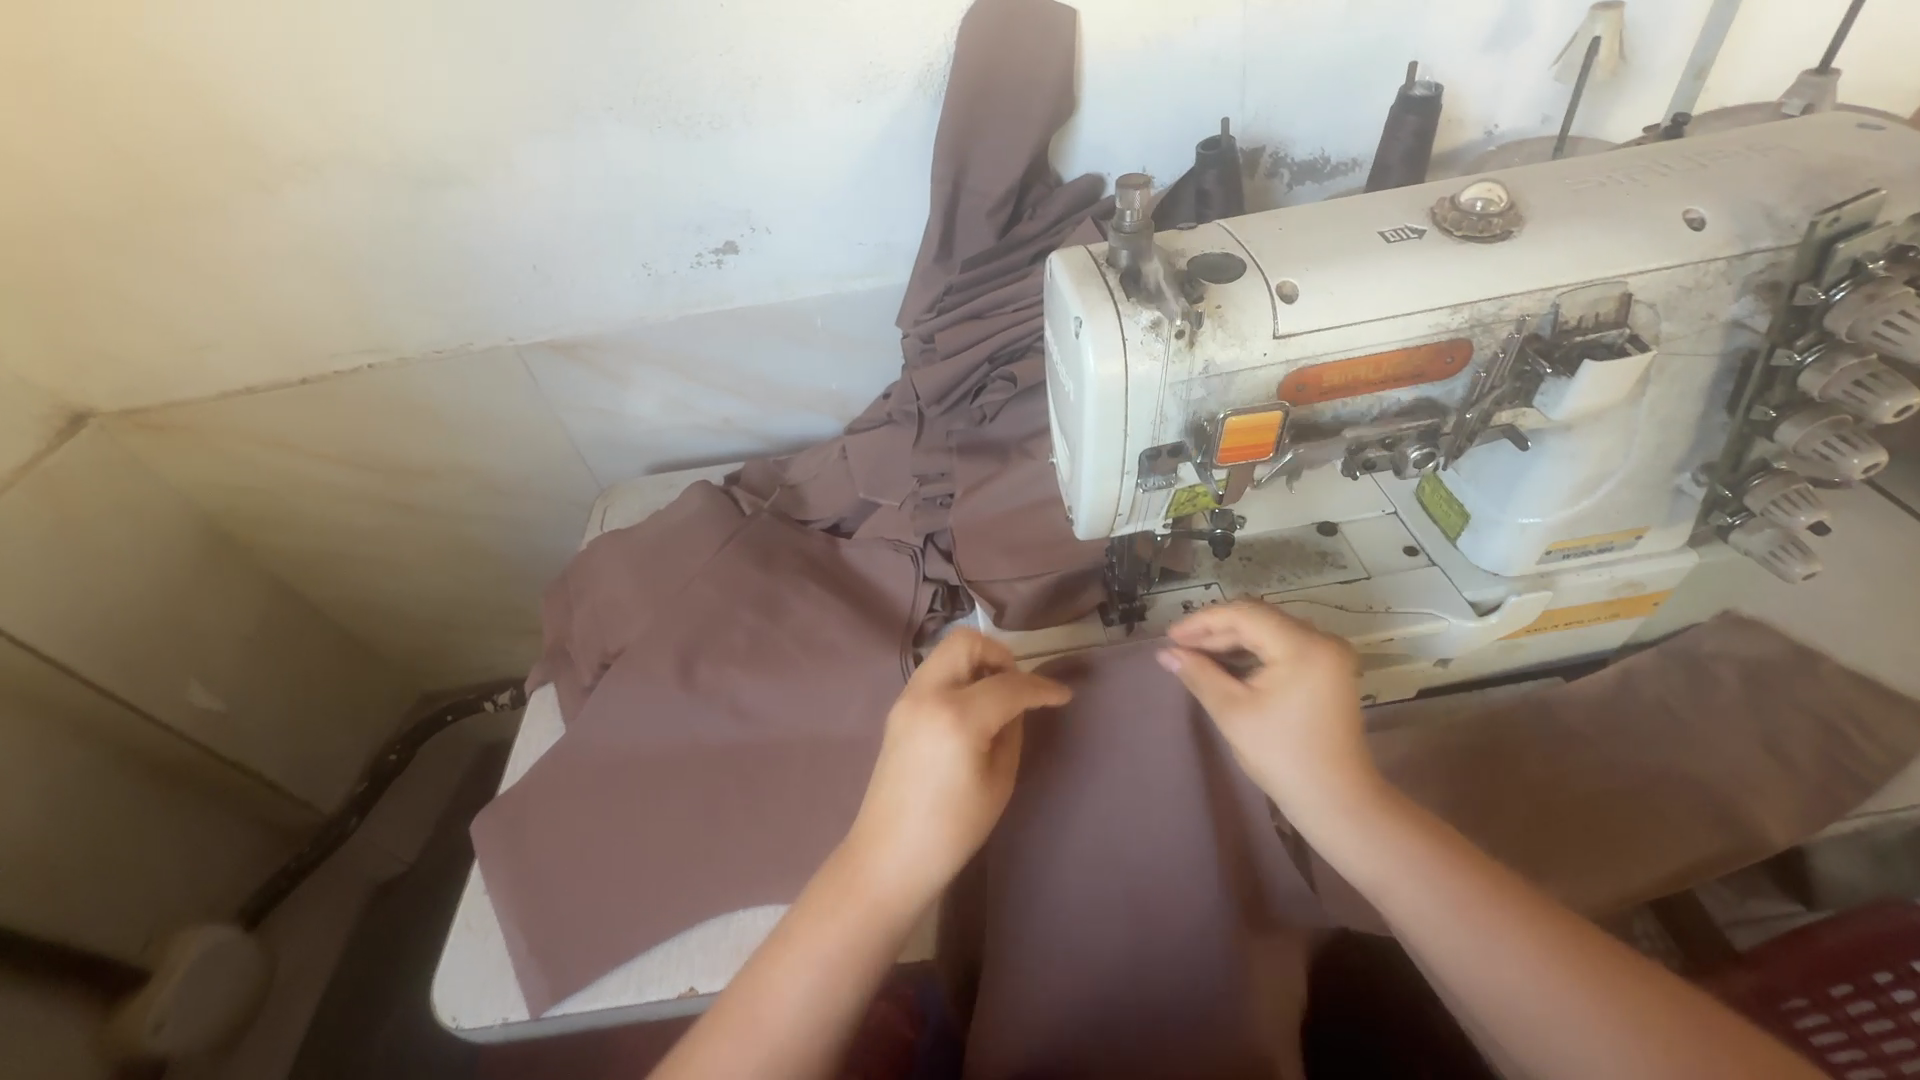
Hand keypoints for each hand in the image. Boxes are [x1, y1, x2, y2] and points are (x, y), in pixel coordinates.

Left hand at [844, 629, 1071, 908]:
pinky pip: (935, 675)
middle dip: (1001, 656)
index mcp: (957, 716)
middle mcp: (927, 694)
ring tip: (997, 701)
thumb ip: (1012, 731)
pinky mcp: (898, 711)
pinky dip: (959, 679)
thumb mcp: (999, 780)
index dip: (1042, 687)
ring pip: (947, 653)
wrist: (890, 856)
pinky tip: (973, 712)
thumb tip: (1017, 705)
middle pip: (967, 642)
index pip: (1009, 684)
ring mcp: (906, 699)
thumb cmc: (953, 829)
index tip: (1063, 695)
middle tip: (1019, 689)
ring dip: (977, 664)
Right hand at [1156, 600, 1378, 819]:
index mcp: (1303, 646)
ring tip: (1195, 655)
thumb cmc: (1282, 755)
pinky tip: (1225, 666)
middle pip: (1259, 619)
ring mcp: (1328, 656)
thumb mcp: (1233, 712)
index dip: (1203, 621)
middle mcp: (1322, 640)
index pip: (1245, 614)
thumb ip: (1198, 674)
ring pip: (1270, 632)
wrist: (1335, 799)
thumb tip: (1165, 653)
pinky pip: (1283, 648)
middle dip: (1216, 631)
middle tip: (1179, 646)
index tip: (1170, 636)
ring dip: (1232, 642)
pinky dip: (1253, 654)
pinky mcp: (1327, 671)